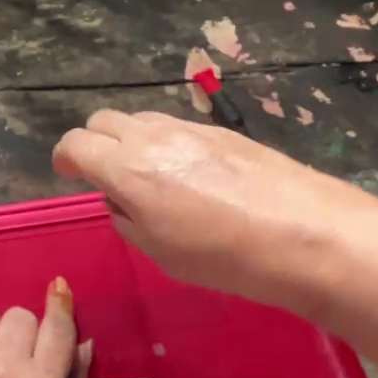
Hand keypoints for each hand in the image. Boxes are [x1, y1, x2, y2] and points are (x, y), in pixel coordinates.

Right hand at [51, 110, 377, 316]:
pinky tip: (192, 176)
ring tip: (151, 175)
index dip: (64, 158)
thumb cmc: (228, 257)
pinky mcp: (220, 131)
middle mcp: (148, 137)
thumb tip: (122, 201)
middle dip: (94, 143)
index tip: (68, 174)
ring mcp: (186, 128)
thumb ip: (128, 220)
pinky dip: (164, 143)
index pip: (74, 144)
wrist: (313, 237)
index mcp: (126, 168)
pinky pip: (173, 127)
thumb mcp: (161, 254)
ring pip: (137, 119)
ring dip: (128, 140)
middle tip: (107, 175)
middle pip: (100, 121)